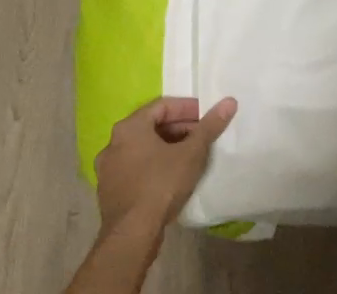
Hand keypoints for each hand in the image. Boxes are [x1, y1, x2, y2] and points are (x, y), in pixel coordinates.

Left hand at [93, 95, 237, 233]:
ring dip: (166, 147)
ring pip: (142, 148)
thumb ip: (210, 126)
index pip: (162, 106)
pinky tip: (171, 176)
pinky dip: (153, 164)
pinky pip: (134, 167)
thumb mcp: (192, 152)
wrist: (132, 235)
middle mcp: (112, 144)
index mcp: (129, 128)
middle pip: (151, 126)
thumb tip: (229, 102)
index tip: (207, 116)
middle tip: (202, 135)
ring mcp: (107, 169)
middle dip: (179, 128)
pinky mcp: (108, 191)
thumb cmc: (162, 184)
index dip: (188, 108)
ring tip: (190, 155)